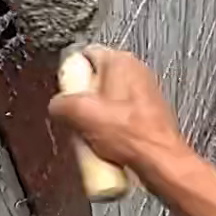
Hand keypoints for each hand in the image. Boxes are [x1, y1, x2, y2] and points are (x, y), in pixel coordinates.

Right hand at [47, 46, 188, 172]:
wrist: (159, 160)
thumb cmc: (131, 134)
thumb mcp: (79, 114)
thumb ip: (59, 104)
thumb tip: (56, 106)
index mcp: (120, 60)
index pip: (84, 55)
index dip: (71, 76)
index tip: (67, 94)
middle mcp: (135, 71)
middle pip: (94, 80)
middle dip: (82, 100)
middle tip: (79, 117)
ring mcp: (144, 93)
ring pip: (106, 101)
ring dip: (95, 117)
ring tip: (93, 133)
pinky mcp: (147, 114)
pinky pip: (118, 117)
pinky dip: (110, 128)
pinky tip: (107, 143)